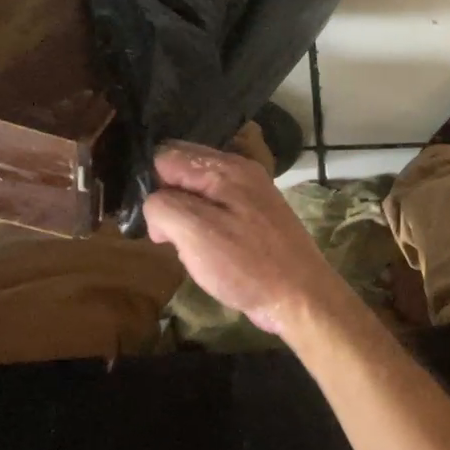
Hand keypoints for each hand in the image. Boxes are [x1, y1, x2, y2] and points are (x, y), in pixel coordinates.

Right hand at [143, 141, 346, 335]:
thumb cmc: (246, 264)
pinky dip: (201, 228)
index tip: (153, 217)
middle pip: (183, 170)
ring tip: (186, 246)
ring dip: (183, 217)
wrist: (298, 294)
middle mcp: (241, 172)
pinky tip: (204, 251)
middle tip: (168, 233)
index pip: (168, 155)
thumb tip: (154, 201)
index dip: (151, 183)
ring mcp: (250, 194)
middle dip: (166, 199)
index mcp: (227, 168)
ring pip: (196, 192)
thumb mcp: (195, 232)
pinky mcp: (254, 217)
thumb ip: (165, 205)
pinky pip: (214, 210)